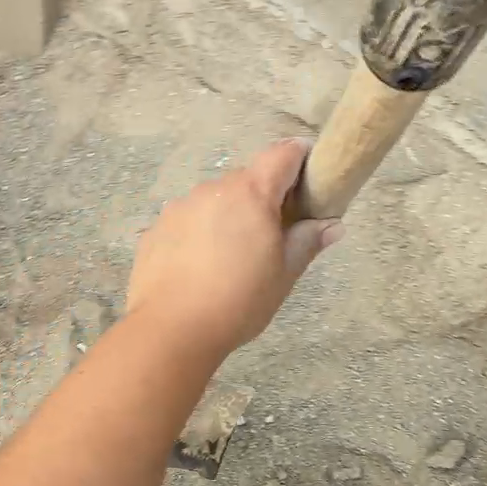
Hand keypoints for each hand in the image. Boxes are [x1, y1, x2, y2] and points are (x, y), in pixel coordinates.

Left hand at [124, 137, 344, 358]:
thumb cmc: (237, 303)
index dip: (299, 159)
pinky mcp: (154, 231)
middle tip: (268, 236)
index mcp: (251, 194)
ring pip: (212, 201)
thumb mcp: (282, 276)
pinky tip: (196, 270)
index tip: (308, 177)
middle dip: (261, 199)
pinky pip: (185, 223)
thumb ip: (307, 243)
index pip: (283, 155)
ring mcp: (178, 208)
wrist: (171, 331)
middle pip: (245, 180)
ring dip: (225, 218)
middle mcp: (212, 190)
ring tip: (227, 260)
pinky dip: (196, 236)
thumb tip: (332, 225)